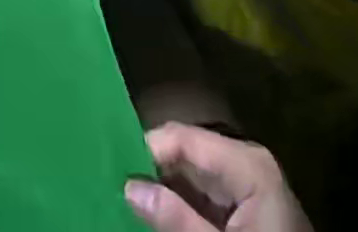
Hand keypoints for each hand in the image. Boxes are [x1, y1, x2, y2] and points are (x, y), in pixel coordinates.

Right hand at [125, 124, 312, 231]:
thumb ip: (175, 219)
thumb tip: (129, 185)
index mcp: (246, 163)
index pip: (181, 138)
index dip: (144, 151)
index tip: (112, 173)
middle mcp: (245, 161)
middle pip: (184, 153)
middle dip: (151, 171)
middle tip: (114, 187)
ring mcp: (246, 184)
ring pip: (189, 174)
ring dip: (162, 190)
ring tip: (126, 201)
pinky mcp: (244, 208)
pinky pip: (201, 195)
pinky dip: (179, 206)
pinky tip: (156, 218)